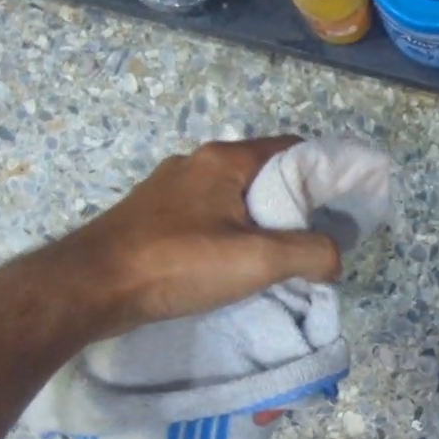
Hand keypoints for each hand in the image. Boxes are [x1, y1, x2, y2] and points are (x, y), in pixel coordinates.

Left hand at [28, 137, 342, 341]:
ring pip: (242, 198)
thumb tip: (335, 259)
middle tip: (323, 238)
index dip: (329, 173)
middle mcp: (199, 164)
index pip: (295, 150)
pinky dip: (241, 233)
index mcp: (225, 160)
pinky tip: (244, 264)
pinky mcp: (159, 217)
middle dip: (302, 204)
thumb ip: (313, 253)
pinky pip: (217, 216)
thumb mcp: (261, 260)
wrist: (90, 289)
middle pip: (269, 175)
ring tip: (288, 257)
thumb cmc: (178, 263)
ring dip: (270, 222)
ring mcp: (174, 190)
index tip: (348, 205)